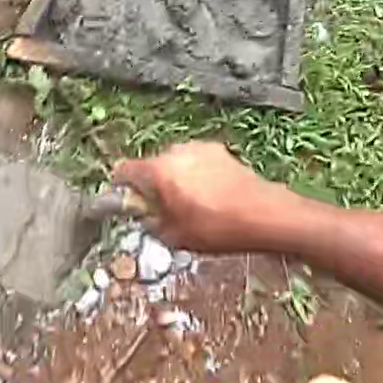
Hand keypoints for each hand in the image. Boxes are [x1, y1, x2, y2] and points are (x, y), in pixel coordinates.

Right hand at [111, 141, 300, 252]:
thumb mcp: (175, 235)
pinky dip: (195, 173)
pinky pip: (195, 160)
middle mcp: (176, 151)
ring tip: (190, 205)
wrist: (263, 213)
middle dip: (152, 185)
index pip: (124, 169)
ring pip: (174, 162)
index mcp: (159, 170)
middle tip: (162, 210)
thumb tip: (141, 213)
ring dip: (175, 178)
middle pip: (151, 165)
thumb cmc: (217, 228)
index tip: (123, 200)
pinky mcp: (218, 149)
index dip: (119, 186)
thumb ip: (150, 220)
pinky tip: (209, 195)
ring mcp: (199, 147)